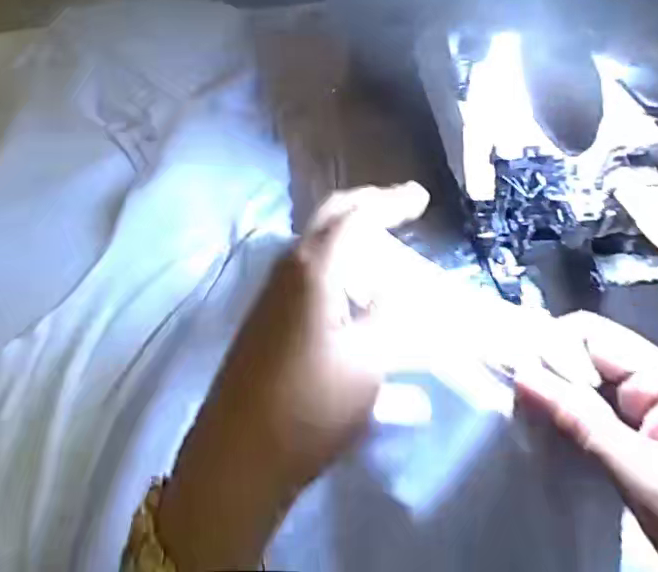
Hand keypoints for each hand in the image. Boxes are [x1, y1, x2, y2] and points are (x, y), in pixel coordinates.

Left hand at [159, 183, 429, 570]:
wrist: (236, 461)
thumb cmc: (309, 405)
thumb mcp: (367, 361)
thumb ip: (388, 315)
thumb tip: (392, 288)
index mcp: (315, 269)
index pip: (358, 216)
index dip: (391, 202)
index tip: (421, 197)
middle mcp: (290, 269)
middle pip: (330, 218)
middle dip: (367, 206)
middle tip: (399, 205)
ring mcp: (273, 293)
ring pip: (318, 245)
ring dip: (351, 236)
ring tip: (385, 246)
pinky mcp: (268, 319)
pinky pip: (311, 272)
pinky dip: (339, 266)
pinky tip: (357, 295)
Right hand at [514, 312, 657, 571]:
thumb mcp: (647, 481)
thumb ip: (583, 423)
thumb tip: (523, 371)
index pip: (594, 336)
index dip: (549, 346)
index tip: (506, 370)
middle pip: (595, 360)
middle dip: (551, 371)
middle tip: (503, 393)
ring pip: (600, 394)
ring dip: (563, 401)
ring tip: (517, 415)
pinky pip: (612, 426)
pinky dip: (582, 429)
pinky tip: (553, 442)